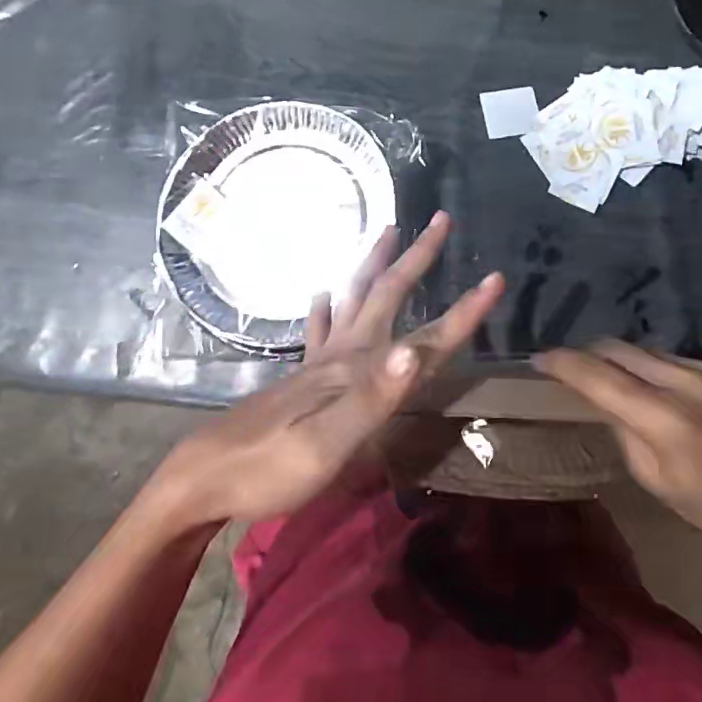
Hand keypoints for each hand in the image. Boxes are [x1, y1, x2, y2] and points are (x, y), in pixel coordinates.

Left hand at [149, 212, 504, 525]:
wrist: (204, 481)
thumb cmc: (270, 468)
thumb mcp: (327, 443)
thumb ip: (373, 399)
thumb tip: (412, 351)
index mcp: (359, 368)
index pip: (426, 335)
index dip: (465, 311)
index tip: (496, 278)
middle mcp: (343, 354)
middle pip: (386, 293)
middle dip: (418, 257)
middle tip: (441, 221)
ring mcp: (318, 363)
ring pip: (353, 299)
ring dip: (374, 266)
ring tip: (387, 234)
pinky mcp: (299, 378)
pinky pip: (317, 331)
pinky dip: (325, 310)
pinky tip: (321, 296)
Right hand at [535, 340, 701, 566]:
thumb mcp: (660, 483)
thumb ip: (625, 435)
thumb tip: (604, 403)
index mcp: (663, 417)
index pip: (599, 376)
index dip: (564, 363)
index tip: (539, 359)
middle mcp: (684, 380)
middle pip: (620, 349)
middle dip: (588, 353)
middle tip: (568, 367)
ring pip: (646, 351)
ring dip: (621, 359)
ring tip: (606, 376)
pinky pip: (674, 359)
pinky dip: (651, 366)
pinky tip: (650, 385)